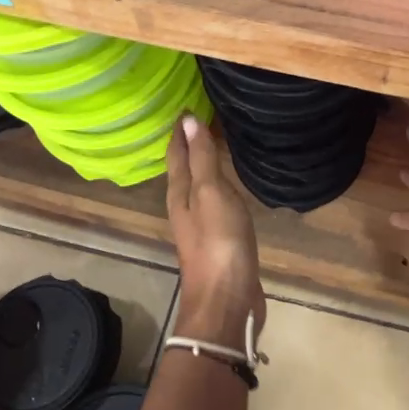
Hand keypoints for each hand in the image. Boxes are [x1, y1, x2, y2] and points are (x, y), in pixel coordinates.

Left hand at [165, 112, 265, 346]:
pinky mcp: (219, 241)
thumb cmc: (218, 243)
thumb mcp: (211, 193)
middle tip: (204, 117)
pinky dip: (221, 186)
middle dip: (191, 143)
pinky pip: (216, 203)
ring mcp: (202, 226)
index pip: (176, 153)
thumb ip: (201, 158)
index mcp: (179, 194)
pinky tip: (232, 186)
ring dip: (205, 164)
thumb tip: (187, 120)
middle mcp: (185, 207)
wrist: (226, 304)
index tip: (189, 105)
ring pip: (199, 186)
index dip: (181, 130)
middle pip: (184, 168)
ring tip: (218, 143)